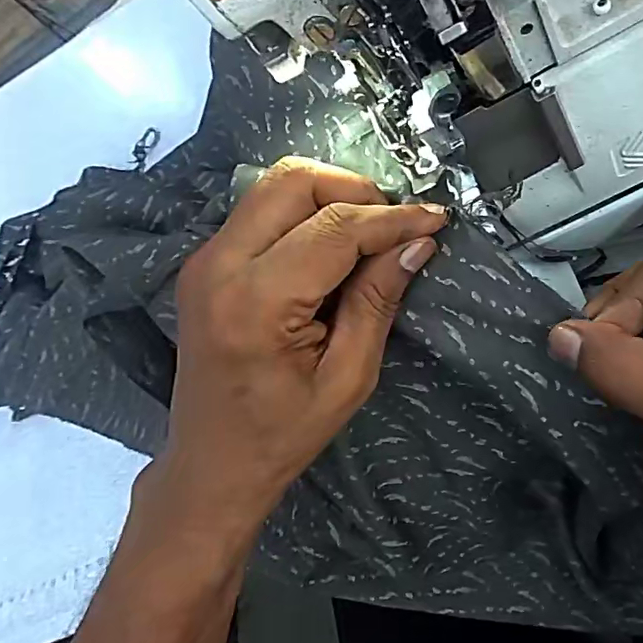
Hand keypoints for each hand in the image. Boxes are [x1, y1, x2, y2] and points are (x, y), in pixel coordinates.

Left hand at [148, 158, 447, 536]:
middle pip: (294, 181)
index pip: (335, 228)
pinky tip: (341, 245)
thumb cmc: (286, 431)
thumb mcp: (350, 375)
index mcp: (257, 302)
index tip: (437, 220)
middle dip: (358, 191)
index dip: (393, 219)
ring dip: (334, 196)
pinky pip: (264, 209)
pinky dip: (311, 212)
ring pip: (276, 185)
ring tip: (375, 233)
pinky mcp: (208, 261)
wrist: (213, 461)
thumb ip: (378, 300)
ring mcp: (206, 258)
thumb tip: (418, 244)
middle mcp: (220, 265)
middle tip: (399, 226)